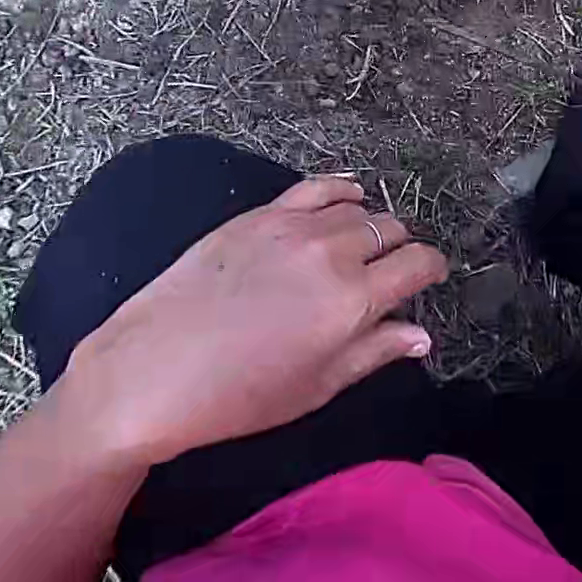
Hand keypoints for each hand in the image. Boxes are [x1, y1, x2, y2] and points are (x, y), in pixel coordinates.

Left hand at [50, 177, 447, 467]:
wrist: (148, 373)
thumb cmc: (237, 396)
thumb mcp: (316, 386)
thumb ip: (376, 351)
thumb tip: (423, 335)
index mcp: (352, 300)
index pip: (418, 264)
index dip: (433, 267)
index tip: (431, 275)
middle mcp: (333, 253)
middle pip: (391, 232)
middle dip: (400, 250)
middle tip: (388, 272)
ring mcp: (296, 226)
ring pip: (359, 210)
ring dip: (371, 227)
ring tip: (360, 247)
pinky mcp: (264, 213)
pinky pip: (319, 186)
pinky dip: (343, 190)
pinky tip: (348, 198)